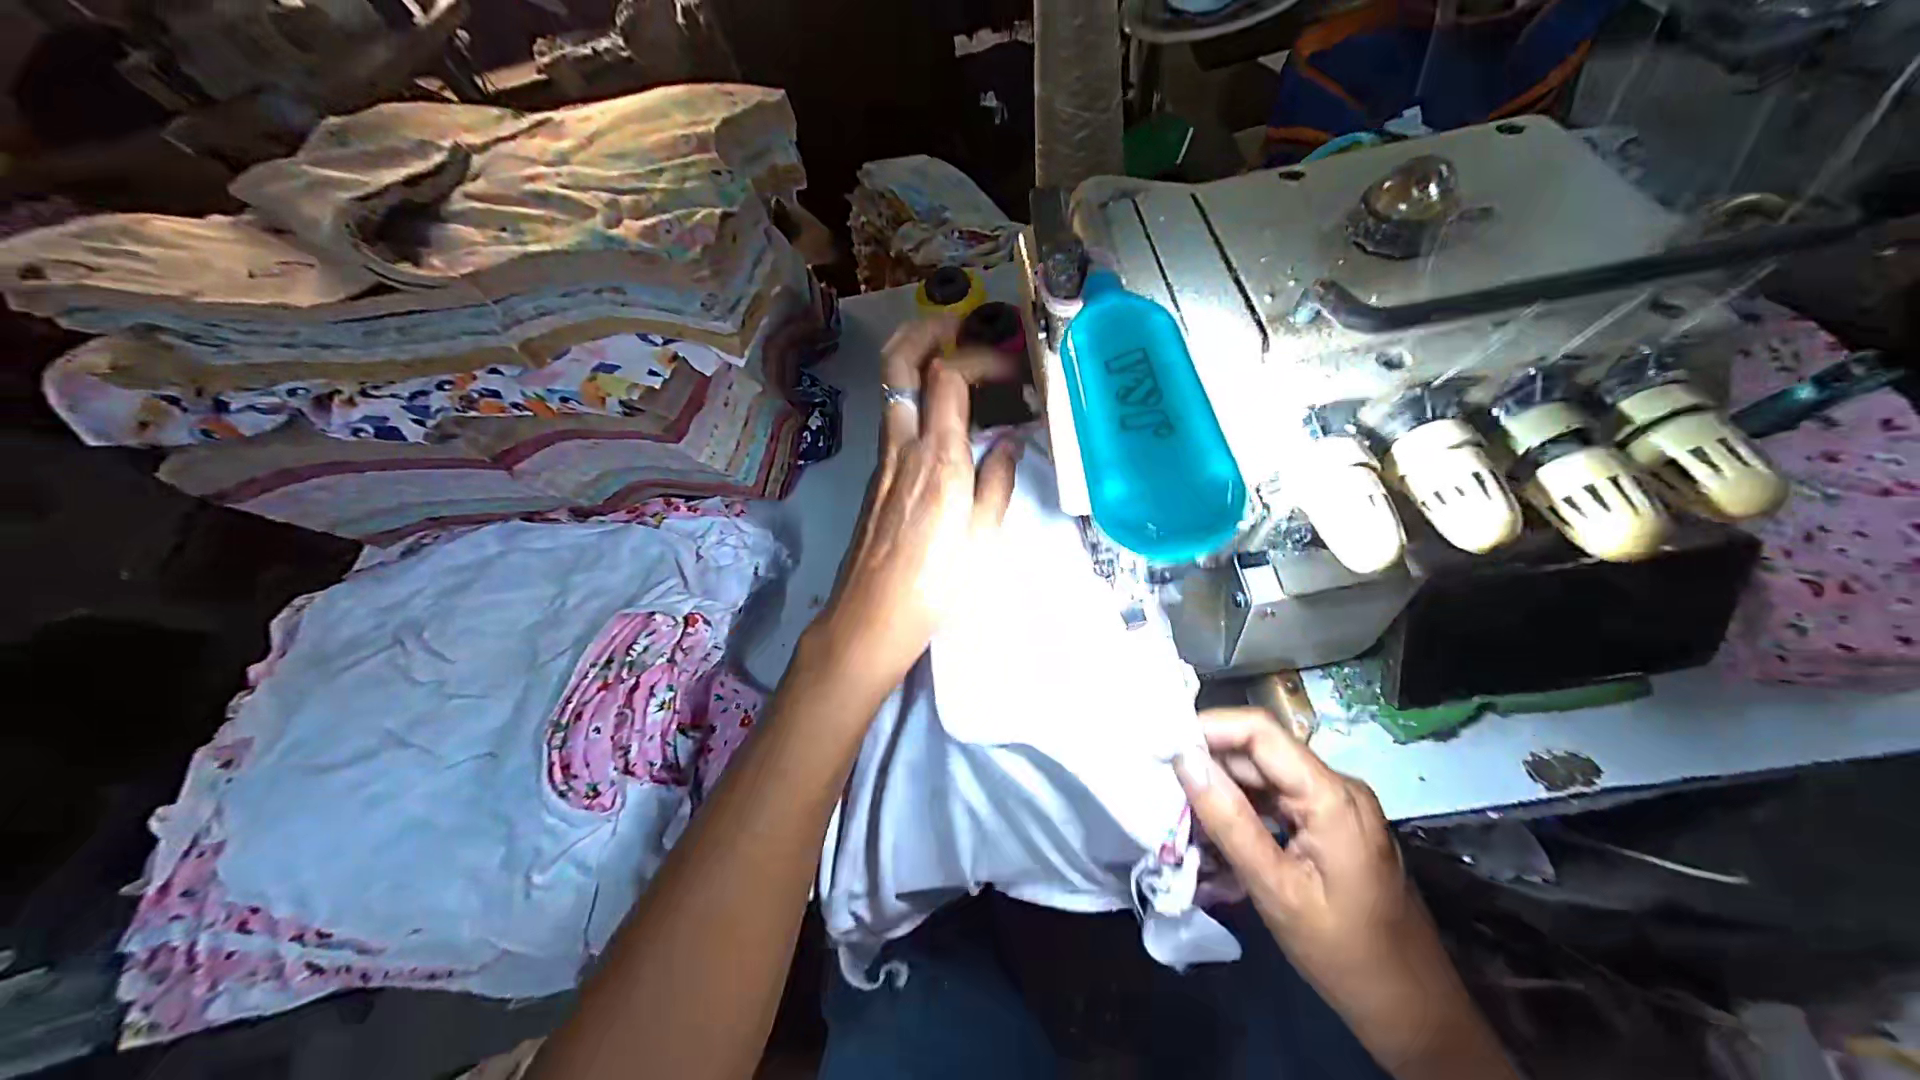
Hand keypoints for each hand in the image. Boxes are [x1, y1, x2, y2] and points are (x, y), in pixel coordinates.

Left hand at [808, 318, 1020, 693]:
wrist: (871, 616)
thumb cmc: (934, 583)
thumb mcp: (982, 536)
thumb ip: (997, 481)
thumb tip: (1007, 442)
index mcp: (938, 459)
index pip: (948, 377)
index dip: (978, 356)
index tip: (1010, 367)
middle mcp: (903, 447)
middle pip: (898, 365)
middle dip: (922, 331)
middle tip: (952, 324)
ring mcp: (883, 460)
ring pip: (890, 390)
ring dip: (914, 360)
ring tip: (949, 357)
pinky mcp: (876, 477)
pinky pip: (894, 419)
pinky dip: (915, 398)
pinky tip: (942, 414)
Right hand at [1176, 708, 1514, 1079]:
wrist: (1414, 1010)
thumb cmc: (1345, 954)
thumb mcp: (1276, 889)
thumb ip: (1229, 820)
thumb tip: (1184, 760)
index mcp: (1332, 796)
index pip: (1260, 731)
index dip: (1209, 728)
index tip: (1162, 746)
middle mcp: (1338, 787)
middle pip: (1260, 753)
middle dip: (1209, 766)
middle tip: (1163, 790)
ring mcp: (1337, 806)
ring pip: (1264, 777)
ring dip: (1222, 791)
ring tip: (1182, 816)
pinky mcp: (1331, 825)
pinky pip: (1278, 801)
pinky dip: (1243, 811)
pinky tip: (1215, 833)